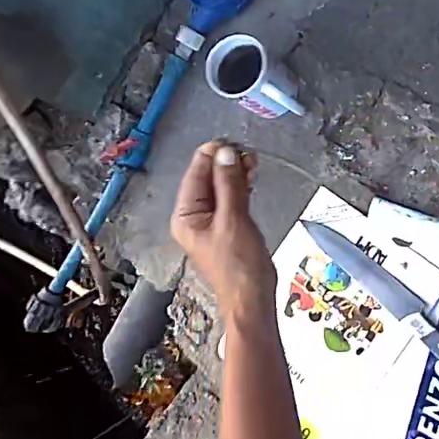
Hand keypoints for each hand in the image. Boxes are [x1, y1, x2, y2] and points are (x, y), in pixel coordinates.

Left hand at [172, 141, 275, 318]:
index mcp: (185, 216)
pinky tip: (251, 178)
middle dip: (226, 164)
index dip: (211, 156)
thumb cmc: (239, 265)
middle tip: (247, 152)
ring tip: (253, 161)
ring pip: (222, 188)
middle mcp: (194, 217)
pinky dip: (241, 187)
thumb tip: (226, 153)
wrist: (252, 297)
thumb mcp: (234, 219)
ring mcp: (212, 222)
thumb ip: (229, 184)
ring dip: (236, 174)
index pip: (195, 175)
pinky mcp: (229, 227)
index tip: (230, 142)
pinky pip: (232, 200)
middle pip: (207, 180)